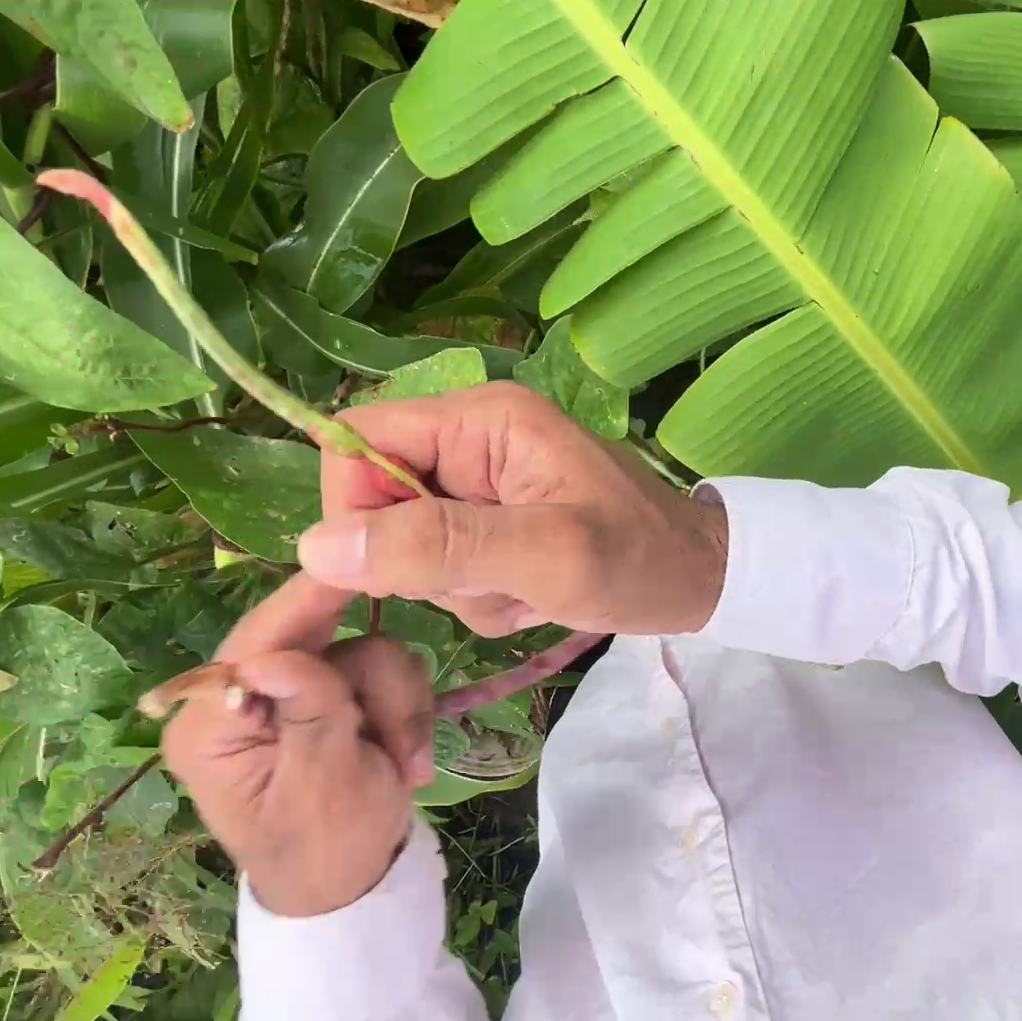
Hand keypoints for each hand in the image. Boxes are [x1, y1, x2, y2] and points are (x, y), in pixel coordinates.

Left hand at [159, 574, 434, 916]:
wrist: (357, 880)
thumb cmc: (326, 849)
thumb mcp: (321, 790)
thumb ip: (308, 719)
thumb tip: (274, 657)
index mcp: (215, 721)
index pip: (261, 640)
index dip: (312, 598)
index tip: (362, 561)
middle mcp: (252, 694)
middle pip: (329, 640)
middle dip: (379, 691)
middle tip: (403, 743)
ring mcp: (302, 691)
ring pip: (375, 653)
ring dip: (403, 708)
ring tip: (406, 764)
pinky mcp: (341, 694)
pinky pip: (394, 670)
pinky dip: (412, 710)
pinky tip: (407, 757)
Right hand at [296, 381, 728, 636]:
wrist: (702, 583)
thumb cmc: (641, 559)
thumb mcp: (546, 553)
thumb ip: (440, 545)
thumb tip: (319, 545)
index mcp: (485, 421)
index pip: (359, 441)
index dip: (357, 507)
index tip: (396, 566)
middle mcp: (478, 445)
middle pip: (383, 502)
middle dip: (426, 560)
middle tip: (495, 580)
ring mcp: (489, 490)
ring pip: (415, 546)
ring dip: (462, 587)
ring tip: (528, 590)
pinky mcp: (501, 529)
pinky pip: (453, 570)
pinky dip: (485, 598)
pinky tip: (535, 599)